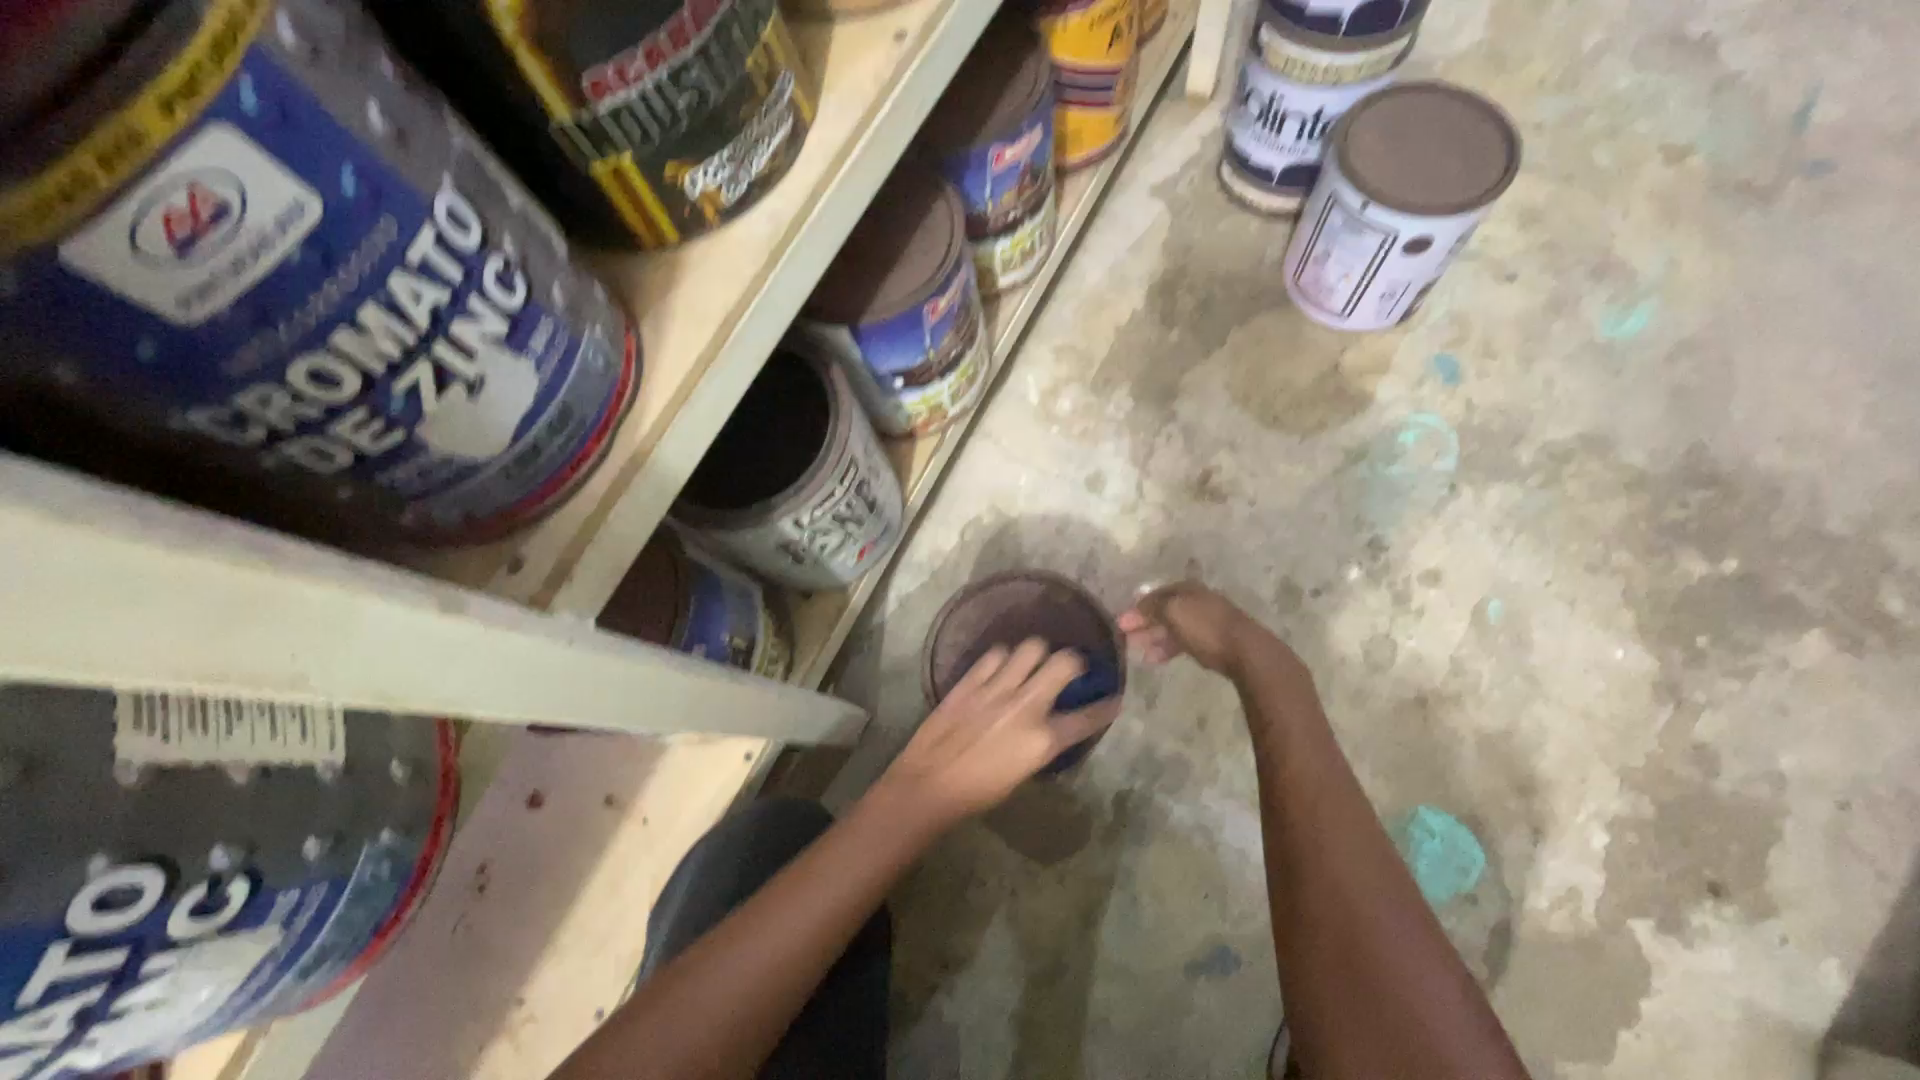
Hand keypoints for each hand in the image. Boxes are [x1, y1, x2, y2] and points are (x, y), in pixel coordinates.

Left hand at [873, 639, 1112, 831]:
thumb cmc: (978, 792)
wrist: (929, 784)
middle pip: (1064, 662)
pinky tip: (1000, 669)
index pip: (1087, 717)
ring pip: (1030, 648)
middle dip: (1073, 661)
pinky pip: (995, 654)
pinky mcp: (970, 681)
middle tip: (1069, 669)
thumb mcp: (1023, 772)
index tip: (1114, 698)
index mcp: (1043, 740)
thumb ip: (1041, 743)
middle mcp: (1025, 707)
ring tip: (1031, 664)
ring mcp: (996, 689)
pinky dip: (1002, 659)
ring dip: (1036, 655)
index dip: (1105, 706)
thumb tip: (1050, 726)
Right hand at [1118, 581, 1261, 673]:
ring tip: (1139, 653)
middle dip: (1144, 624)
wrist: (1245, 650)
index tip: (1120, 624)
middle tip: (1126, 640)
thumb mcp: (1172, 610)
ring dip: (1154, 638)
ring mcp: (1206, 621)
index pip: (1154, 595)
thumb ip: (1152, 606)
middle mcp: (1196, 601)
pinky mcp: (1213, 641)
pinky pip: (1184, 641)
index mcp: (1186, 589)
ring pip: (1173, 627)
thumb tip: (1136, 607)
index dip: (1137, 608)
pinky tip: (1157, 659)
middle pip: (1164, 611)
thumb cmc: (1204, 627)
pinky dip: (1168, 648)